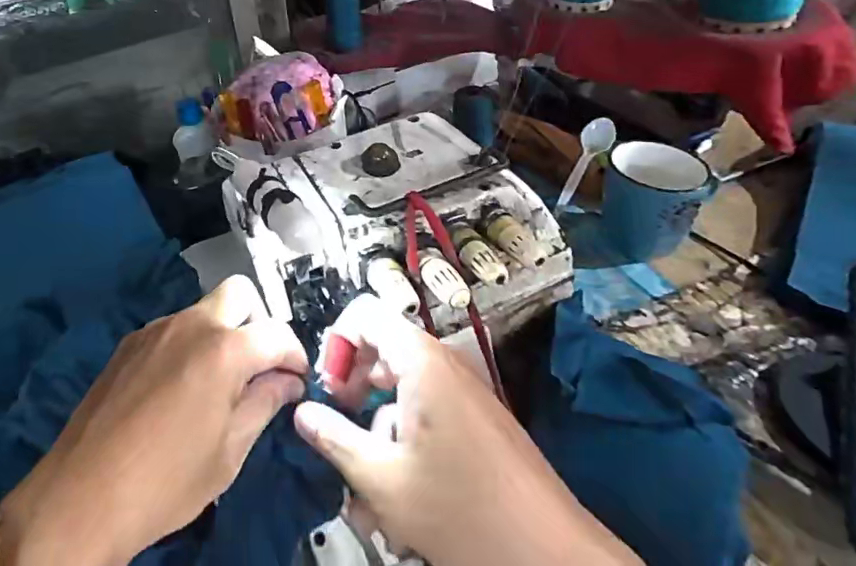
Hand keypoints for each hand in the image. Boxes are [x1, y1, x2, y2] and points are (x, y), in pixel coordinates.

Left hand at [0, 277, 308, 565]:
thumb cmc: (167, 481)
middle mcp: (190, 324)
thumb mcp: (229, 452)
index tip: (296, 381)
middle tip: (259, 367)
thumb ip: (264, 404)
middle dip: (258, 322)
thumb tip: (286, 381)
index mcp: (223, 349)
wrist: (84, 494)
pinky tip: (179, 390)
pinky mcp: (130, 342)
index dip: (295, 355)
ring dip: (222, 334)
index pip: (276, 332)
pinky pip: (173, 329)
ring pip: (203, 310)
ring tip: (219, 385)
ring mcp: (156, 329)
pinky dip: (189, 346)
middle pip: (239, 293)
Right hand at [293, 296, 639, 565]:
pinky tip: (399, 484)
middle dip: (353, 385)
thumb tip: (304, 413)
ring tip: (367, 470)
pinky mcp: (475, 418)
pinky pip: (425, 405)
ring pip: (401, 383)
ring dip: (376, 418)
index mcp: (420, 360)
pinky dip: (403, 432)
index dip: (335, 345)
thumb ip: (334, 438)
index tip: (329, 390)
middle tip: (341, 425)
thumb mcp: (383, 478)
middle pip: (380, 346)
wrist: (551, 556)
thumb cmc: (464, 512)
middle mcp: (444, 363)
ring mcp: (463, 390)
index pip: (363, 314)